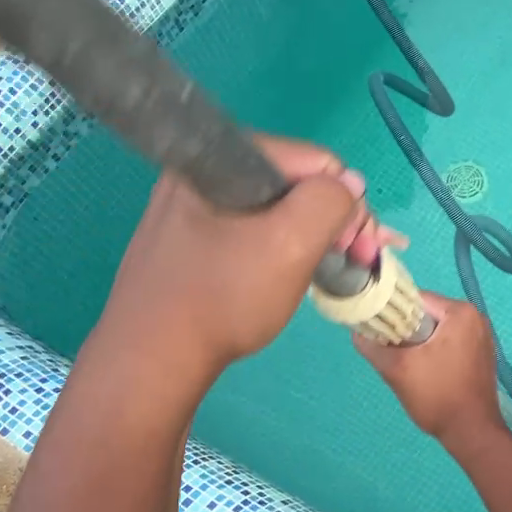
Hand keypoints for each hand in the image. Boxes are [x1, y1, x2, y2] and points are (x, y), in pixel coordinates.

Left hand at [99, 136, 405, 380]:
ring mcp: (196, 204)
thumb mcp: (291, 244)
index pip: (318, 163)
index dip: (348, 206)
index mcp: (227, 157)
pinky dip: (281, 248)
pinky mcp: (191, 236)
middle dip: (332, 222)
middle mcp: (208, 169)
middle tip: (348, 266)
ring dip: (310, 238)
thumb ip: (329, 202)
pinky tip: (285, 276)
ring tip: (320, 273)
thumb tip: (350, 184)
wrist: (155, 354)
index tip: (355, 253)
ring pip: (277, 209)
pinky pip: (253, 229)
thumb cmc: (226, 297)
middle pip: (298, 183)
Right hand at [355, 292, 505, 448]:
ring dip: (418, 344)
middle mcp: (476, 319)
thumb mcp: (397, 369)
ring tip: (403, 363)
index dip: (391, 312)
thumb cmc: (437, 396)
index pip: (415, 299)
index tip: (376, 329)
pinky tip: (422, 371)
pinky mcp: (481, 356)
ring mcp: (482, 338)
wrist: (472, 432)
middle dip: (405, 331)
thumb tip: (357, 333)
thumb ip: (373, 347)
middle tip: (388, 350)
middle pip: (427, 315)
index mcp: (460, 313)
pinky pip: (450, 344)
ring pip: (437, 331)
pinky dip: (433, 352)